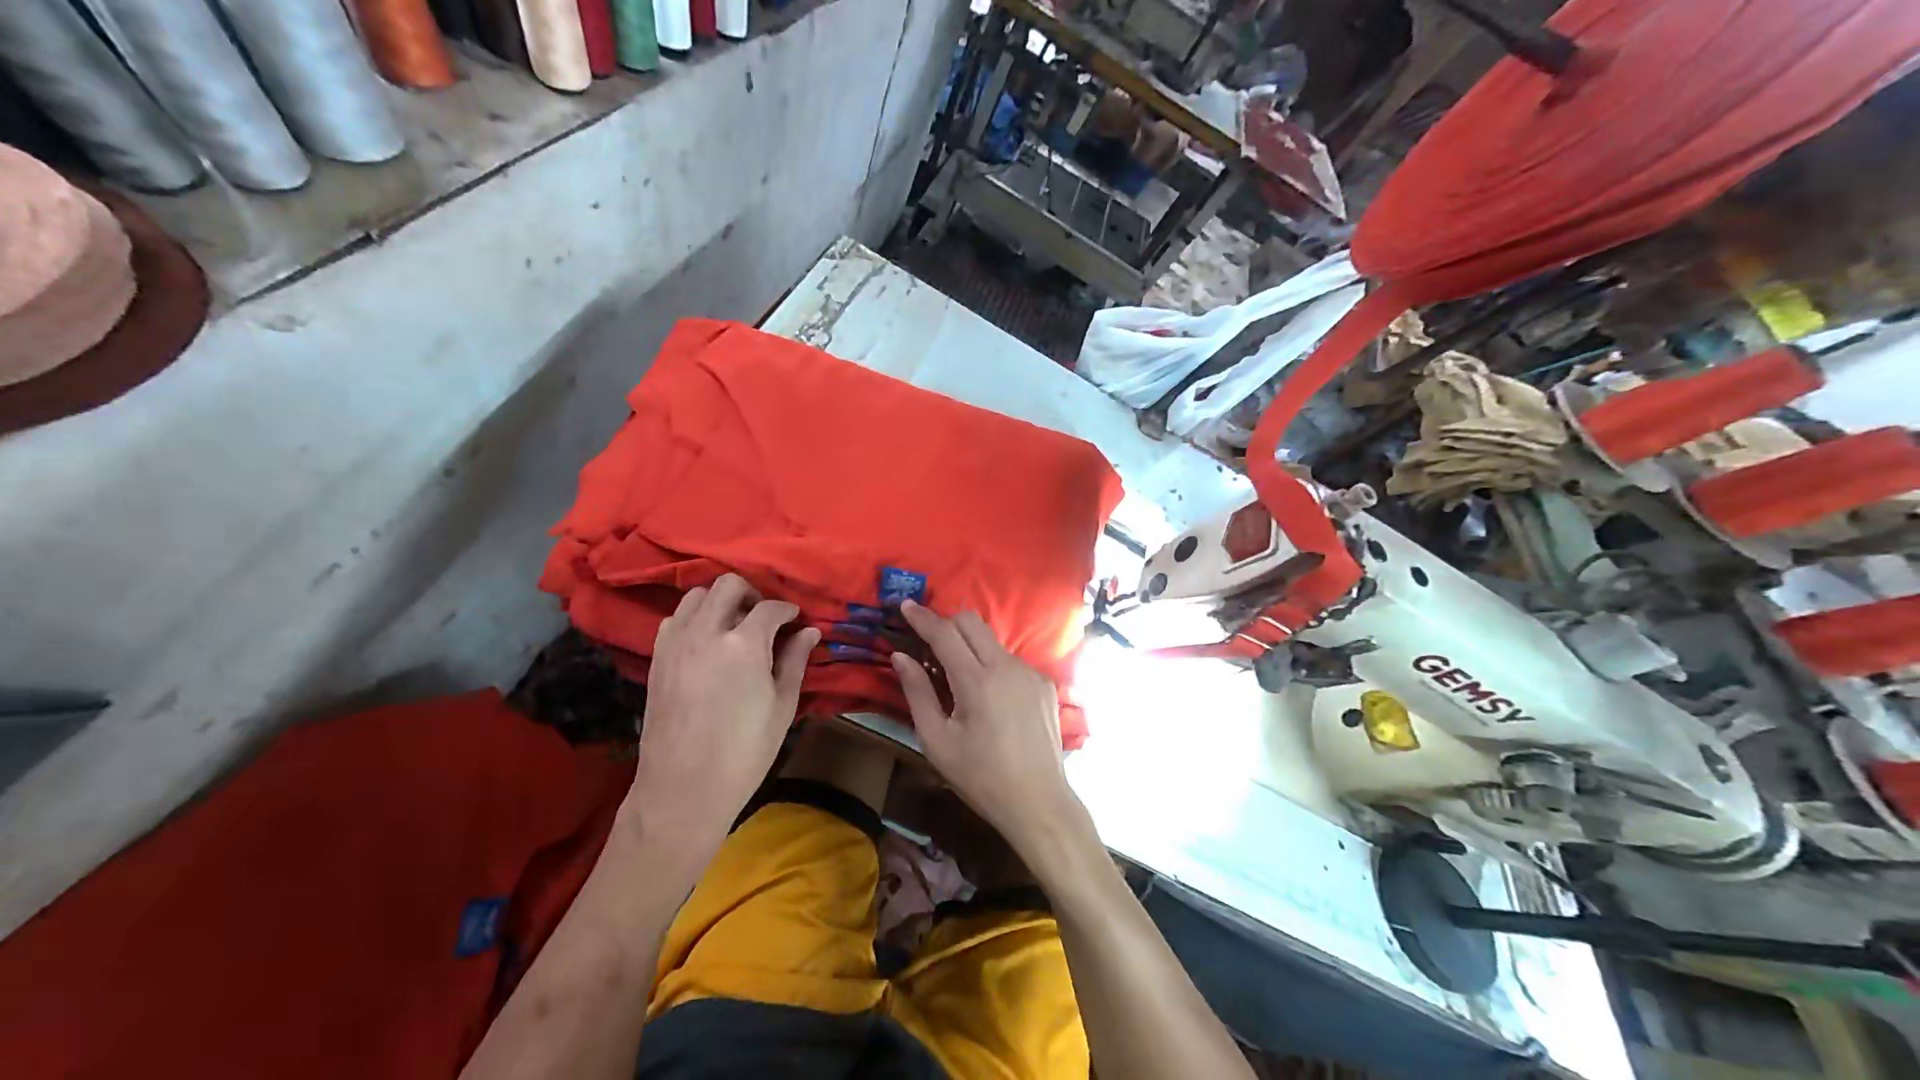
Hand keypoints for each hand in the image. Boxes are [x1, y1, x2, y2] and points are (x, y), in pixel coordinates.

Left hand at [629, 575, 819, 846]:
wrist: (684, 788)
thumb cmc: (745, 752)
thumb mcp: (782, 707)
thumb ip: (795, 661)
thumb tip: (809, 632)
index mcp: (744, 644)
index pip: (770, 607)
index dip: (788, 610)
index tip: (796, 620)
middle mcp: (707, 632)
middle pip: (728, 586)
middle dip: (752, 594)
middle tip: (765, 617)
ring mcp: (677, 643)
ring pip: (696, 596)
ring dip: (719, 601)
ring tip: (734, 625)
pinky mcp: (657, 658)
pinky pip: (675, 619)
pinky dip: (693, 619)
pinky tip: (706, 641)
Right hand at [891, 600, 1087, 857]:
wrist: (1038, 801)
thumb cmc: (980, 777)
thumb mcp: (937, 740)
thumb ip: (917, 693)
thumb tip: (901, 656)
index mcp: (977, 681)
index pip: (944, 633)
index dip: (922, 617)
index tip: (905, 605)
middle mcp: (1006, 666)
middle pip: (971, 621)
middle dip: (946, 623)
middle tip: (928, 644)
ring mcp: (1029, 672)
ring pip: (991, 640)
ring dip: (969, 646)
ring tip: (957, 677)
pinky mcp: (1044, 683)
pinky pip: (1010, 660)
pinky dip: (991, 665)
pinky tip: (988, 697)